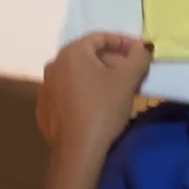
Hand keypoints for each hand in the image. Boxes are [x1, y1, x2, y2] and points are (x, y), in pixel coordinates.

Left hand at [36, 33, 152, 169]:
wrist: (78, 151)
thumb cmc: (104, 108)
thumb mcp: (128, 79)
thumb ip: (139, 57)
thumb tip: (143, 47)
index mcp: (72, 52)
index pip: (101, 37)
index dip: (124, 42)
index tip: (140, 52)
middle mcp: (54, 64)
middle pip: (89, 55)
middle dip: (113, 61)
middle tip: (133, 72)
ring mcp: (46, 87)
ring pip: (79, 74)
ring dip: (100, 76)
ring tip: (119, 90)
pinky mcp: (45, 108)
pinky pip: (69, 92)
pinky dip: (85, 92)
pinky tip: (99, 106)